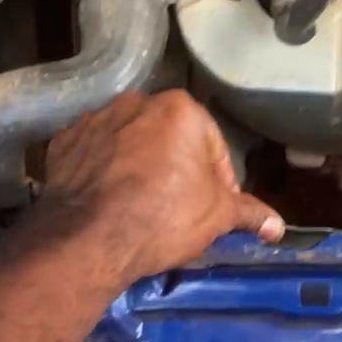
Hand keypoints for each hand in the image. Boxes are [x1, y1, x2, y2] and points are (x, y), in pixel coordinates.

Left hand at [39, 90, 283, 279]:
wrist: (88, 239)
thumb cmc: (164, 219)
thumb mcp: (218, 217)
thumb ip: (249, 213)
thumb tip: (278, 225)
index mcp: (181, 110)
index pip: (212, 148)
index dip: (218, 183)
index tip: (211, 210)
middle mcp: (136, 102)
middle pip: (169, 139)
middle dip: (176, 168)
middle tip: (177, 209)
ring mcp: (95, 119)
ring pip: (130, 143)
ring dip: (140, 166)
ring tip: (140, 207)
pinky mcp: (63, 141)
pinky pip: (94, 153)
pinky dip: (103, 171)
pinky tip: (108, 201)